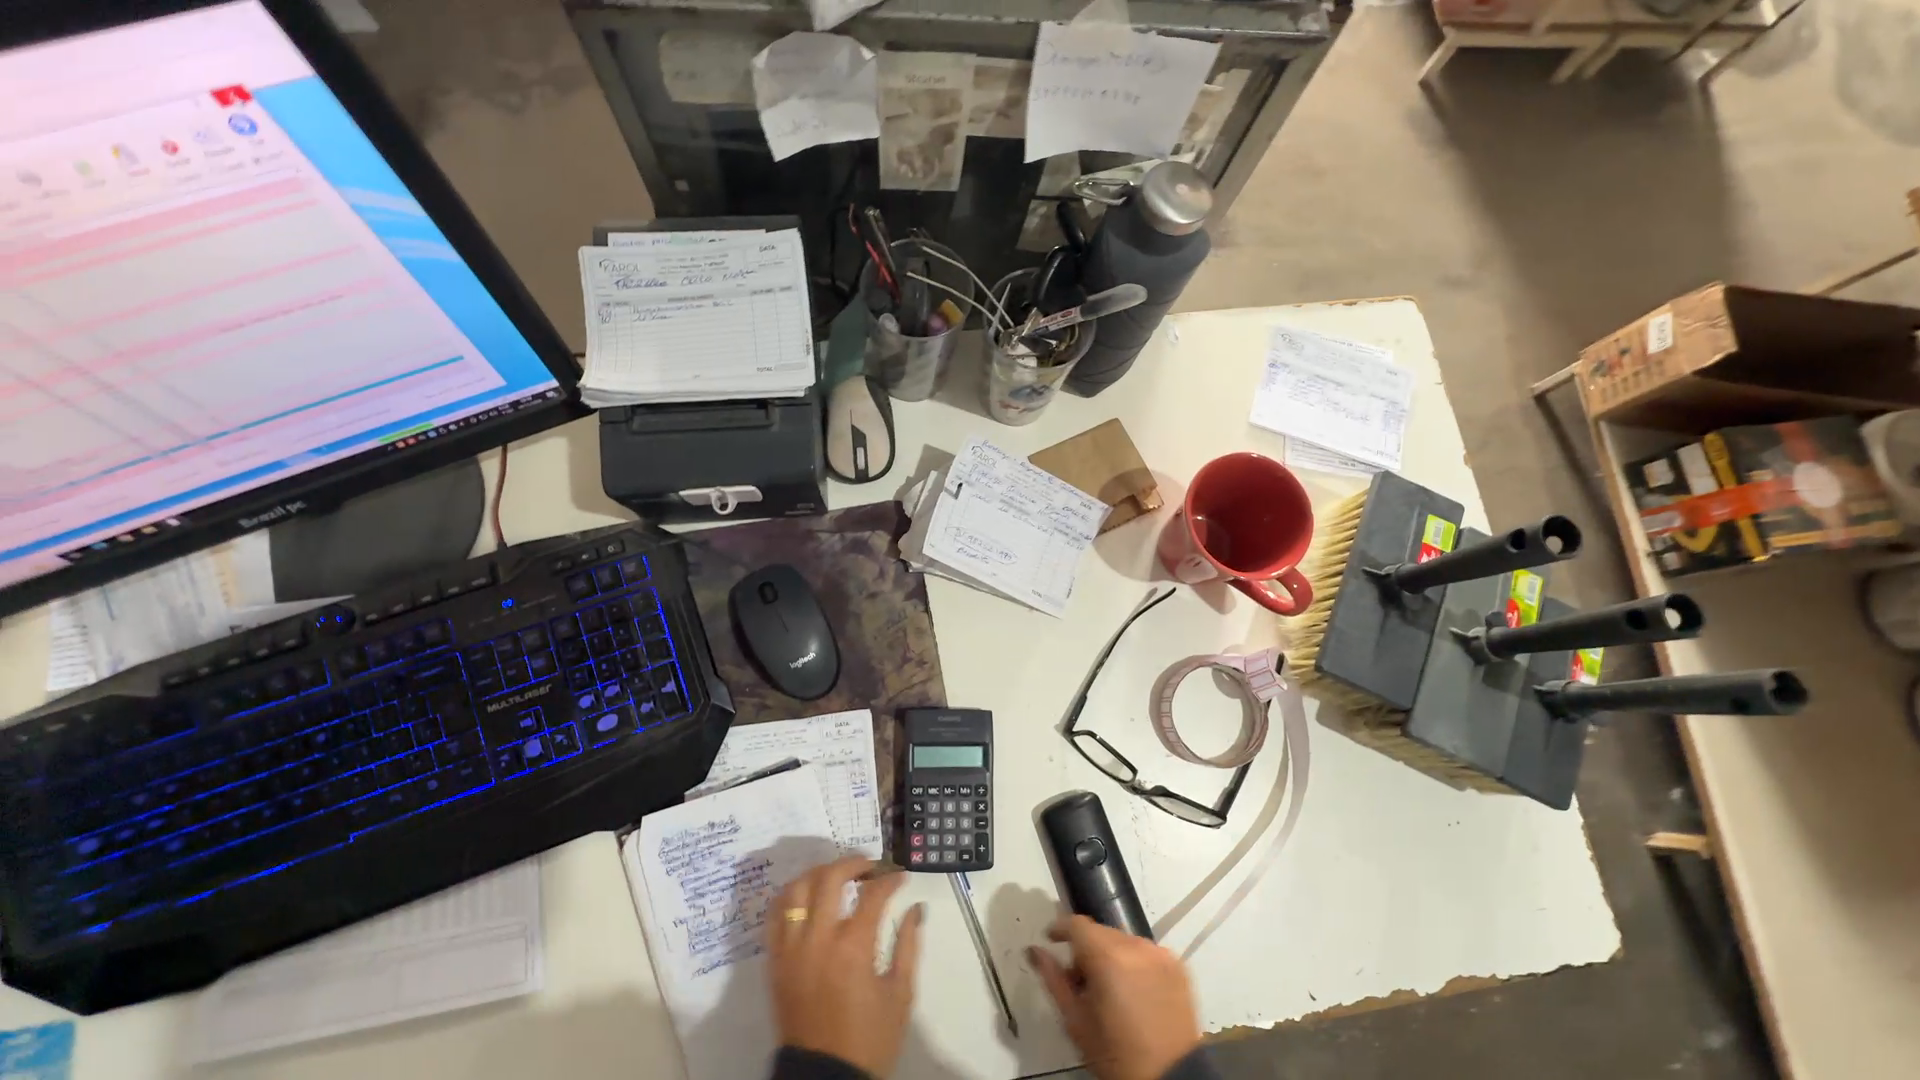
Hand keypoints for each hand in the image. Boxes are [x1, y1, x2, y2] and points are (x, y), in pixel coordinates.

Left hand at [768, 856, 925, 1077]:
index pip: (873, 894)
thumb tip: (916, 908)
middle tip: (870, 867)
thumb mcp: (901, 993)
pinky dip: (791, 896)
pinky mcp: (775, 960)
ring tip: (838, 875)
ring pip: (797, 889)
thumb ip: (909, 945)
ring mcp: (791, 948)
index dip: (890, 879)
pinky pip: (775, 915)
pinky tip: (808, 895)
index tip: (900, 877)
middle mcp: (818, 940)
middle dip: (853, 863)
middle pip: (830, 878)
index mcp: (853, 948)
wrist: (826, 1077)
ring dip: (819, 873)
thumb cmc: (870, 1039)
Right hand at [1027, 915, 1200, 1079]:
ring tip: (1108, 988)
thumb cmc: (1115, 1054)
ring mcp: (1160, 954)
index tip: (1051, 939)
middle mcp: (1136, 947)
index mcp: (1108, 958)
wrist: (1170, 1078)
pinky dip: (1135, 963)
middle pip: (1101, 933)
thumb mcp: (1075, 1020)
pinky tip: (1133, 991)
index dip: (1060, 928)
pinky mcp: (1178, 966)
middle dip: (1085, 949)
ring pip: (1124, 941)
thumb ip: (1053, 979)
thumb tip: (1035, 951)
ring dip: (1110, 955)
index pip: (1077, 925)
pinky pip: (1147, 952)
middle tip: (1079, 980)